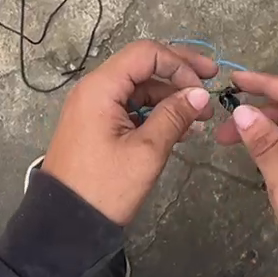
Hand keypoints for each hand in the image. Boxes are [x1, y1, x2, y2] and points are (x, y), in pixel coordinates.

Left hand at [42, 40, 217, 225]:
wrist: (65, 223)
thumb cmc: (104, 187)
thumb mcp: (146, 151)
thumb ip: (174, 116)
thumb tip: (199, 94)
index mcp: (101, 87)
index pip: (146, 53)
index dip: (179, 64)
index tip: (203, 86)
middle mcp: (95, 89)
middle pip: (142, 65)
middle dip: (179, 72)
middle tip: (212, 78)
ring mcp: (95, 106)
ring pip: (140, 87)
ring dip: (171, 95)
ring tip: (201, 116)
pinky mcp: (98, 124)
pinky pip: (131, 106)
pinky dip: (156, 112)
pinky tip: (182, 127)